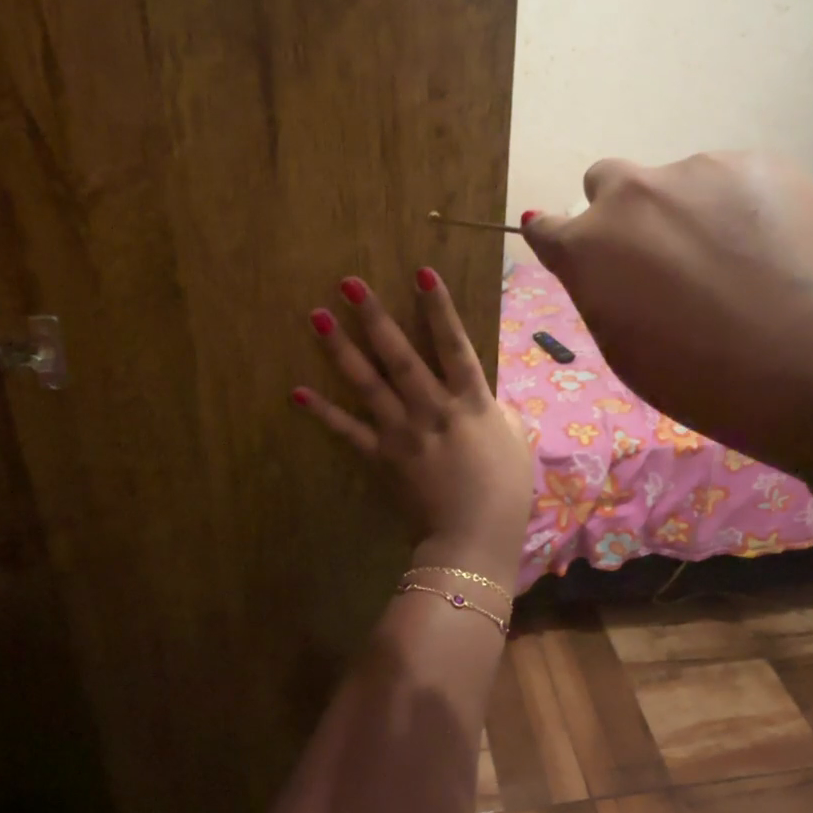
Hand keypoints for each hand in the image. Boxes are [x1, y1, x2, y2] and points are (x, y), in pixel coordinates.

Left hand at [294, 270, 532, 581]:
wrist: (473, 540)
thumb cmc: (505, 491)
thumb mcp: (515, 441)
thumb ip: (498, 411)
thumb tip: (489, 395)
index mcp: (471, 401)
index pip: (454, 345)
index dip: (439, 308)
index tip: (421, 271)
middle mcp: (433, 408)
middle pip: (400, 355)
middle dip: (375, 317)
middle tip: (348, 283)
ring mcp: (403, 431)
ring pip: (368, 383)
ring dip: (342, 350)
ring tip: (317, 317)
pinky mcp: (381, 456)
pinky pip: (348, 432)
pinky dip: (323, 413)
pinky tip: (297, 392)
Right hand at [521, 152, 812, 478]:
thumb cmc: (702, 378)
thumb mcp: (624, 349)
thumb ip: (601, 291)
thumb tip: (603, 264)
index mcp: (588, 244)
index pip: (546, 226)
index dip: (562, 242)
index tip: (582, 258)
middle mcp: (632, 193)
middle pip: (607, 181)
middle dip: (623, 212)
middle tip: (663, 256)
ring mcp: (697, 170)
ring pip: (678, 182)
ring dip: (690, 211)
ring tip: (738, 262)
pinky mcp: (758, 161)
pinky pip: (734, 180)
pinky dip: (743, 207)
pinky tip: (774, 249)